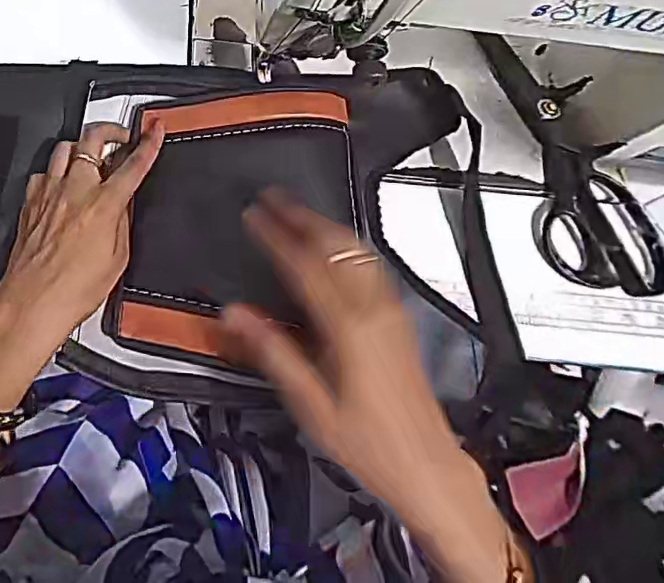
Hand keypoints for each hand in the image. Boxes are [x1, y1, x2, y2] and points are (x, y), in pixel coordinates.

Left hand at [0, 122, 164, 411]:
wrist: (30, 305)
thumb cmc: (71, 291)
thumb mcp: (117, 260)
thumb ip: (123, 223)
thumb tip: (125, 204)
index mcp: (103, 205)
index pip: (133, 163)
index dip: (149, 142)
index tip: (155, 129)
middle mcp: (74, 192)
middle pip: (93, 138)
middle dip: (112, 129)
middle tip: (121, 136)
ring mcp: (49, 193)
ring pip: (65, 147)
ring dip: (82, 147)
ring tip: (91, 156)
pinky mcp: (29, 202)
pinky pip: (42, 171)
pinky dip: (54, 171)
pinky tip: (60, 183)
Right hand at [221, 191, 520, 582]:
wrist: (426, 465)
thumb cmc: (372, 444)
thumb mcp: (310, 405)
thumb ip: (272, 352)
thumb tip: (237, 316)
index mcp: (348, 328)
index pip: (303, 264)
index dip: (275, 235)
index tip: (255, 216)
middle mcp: (373, 310)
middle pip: (333, 244)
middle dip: (300, 215)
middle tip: (273, 199)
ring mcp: (390, 310)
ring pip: (355, 248)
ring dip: (324, 224)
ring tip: (299, 211)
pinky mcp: (399, 316)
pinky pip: (370, 263)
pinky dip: (345, 242)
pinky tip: (337, 244)